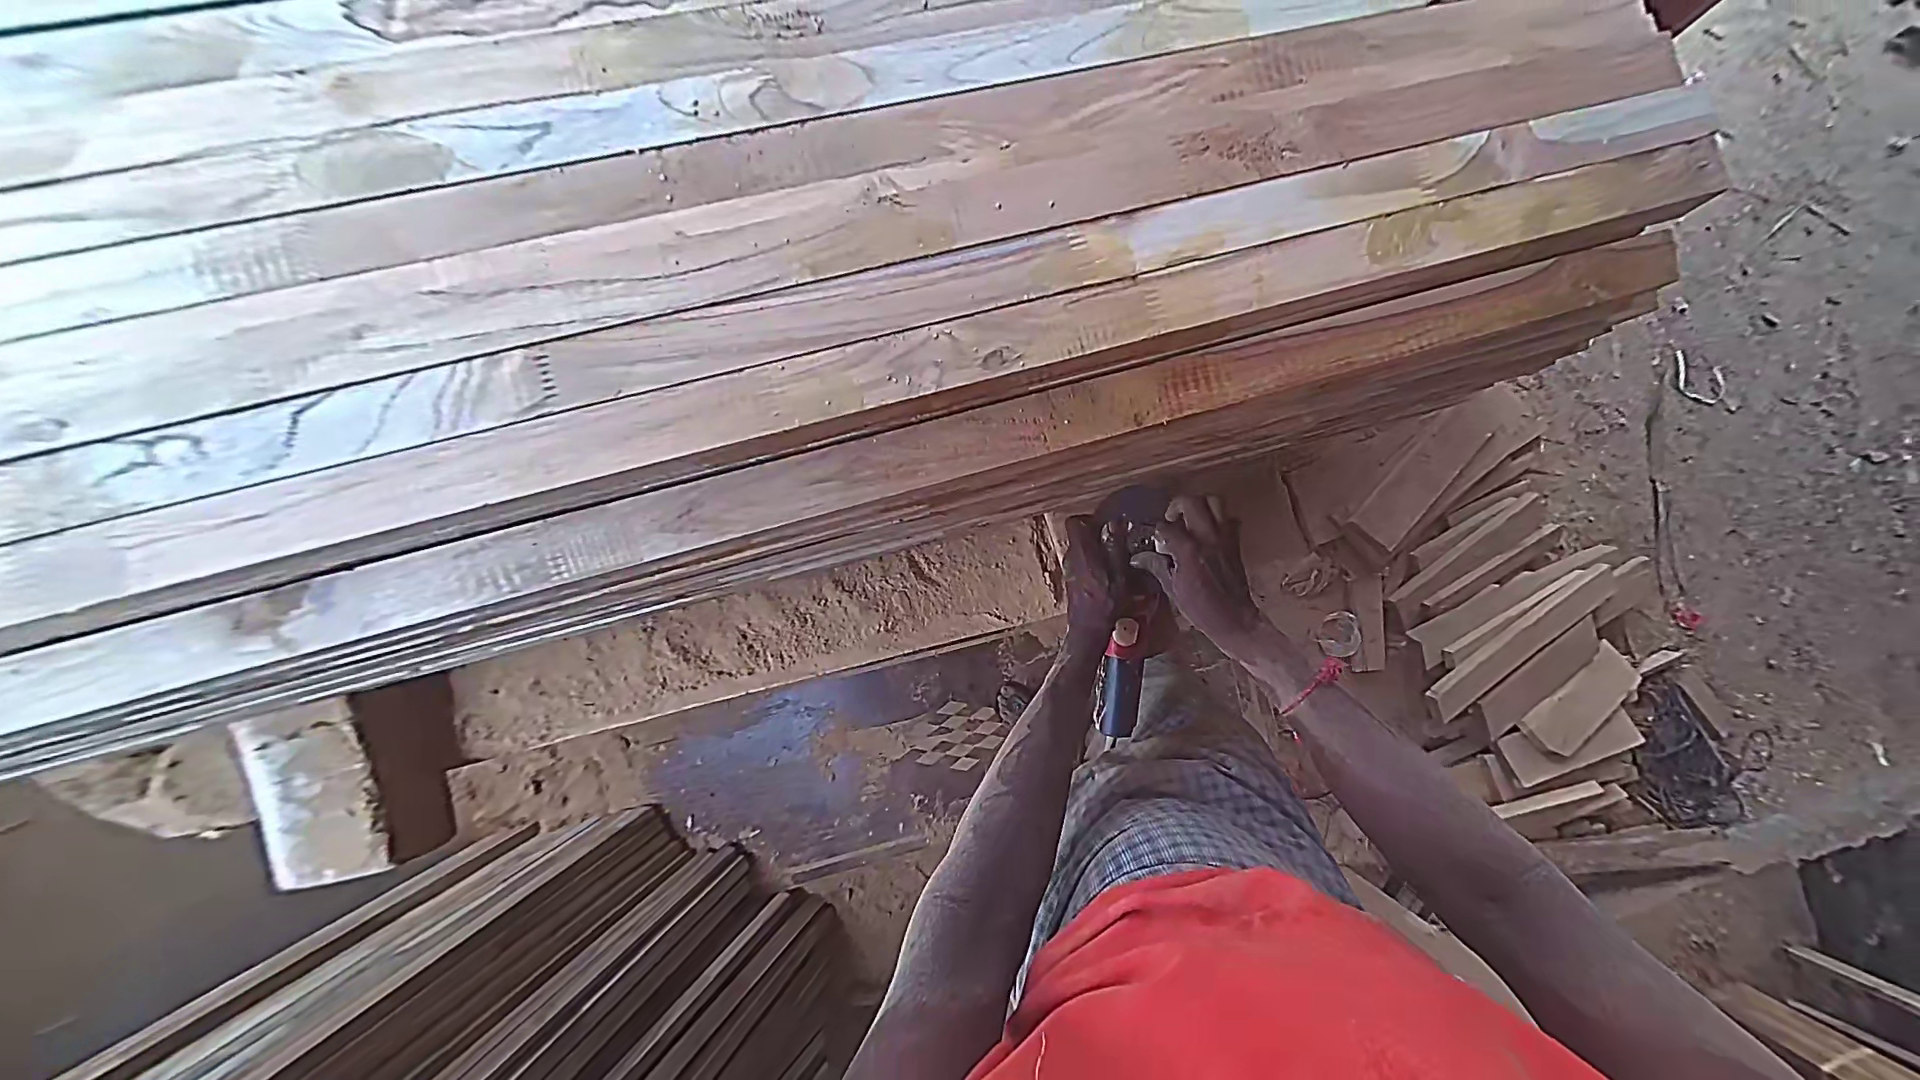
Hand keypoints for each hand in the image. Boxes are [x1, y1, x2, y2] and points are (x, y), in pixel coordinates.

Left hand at [1060, 514, 1121, 651]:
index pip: (1074, 522)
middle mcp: (1070, 558)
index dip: (1089, 518)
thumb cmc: (1106, 603)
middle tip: (1116, 541)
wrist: (1089, 630)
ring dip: (1096, 550)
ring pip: (1080, 550)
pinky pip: (1081, 563)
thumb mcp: (1119, 573)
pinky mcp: (1071, 581)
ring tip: (1115, 558)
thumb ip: (1116, 547)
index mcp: (1081, 552)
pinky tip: (1108, 575)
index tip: (1106, 524)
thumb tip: (1116, 522)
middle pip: (1078, 536)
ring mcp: (1068, 570)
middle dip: (1096, 535)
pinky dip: (1093, 563)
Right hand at [1129, 494, 1266, 652]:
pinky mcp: (1235, 543)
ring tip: (1190, 518)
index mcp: (1189, 550)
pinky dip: (1218, 518)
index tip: (1154, 536)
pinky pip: (1229, 518)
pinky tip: (1208, 531)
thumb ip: (1157, 567)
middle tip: (1171, 518)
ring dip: (1199, 505)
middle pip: (1192, 502)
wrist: (1234, 619)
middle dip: (1177, 505)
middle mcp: (1208, 538)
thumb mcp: (1173, 589)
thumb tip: (1139, 558)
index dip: (1157, 530)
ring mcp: (1225, 538)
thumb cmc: (1201, 608)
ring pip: (1215, 502)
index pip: (1167, 526)